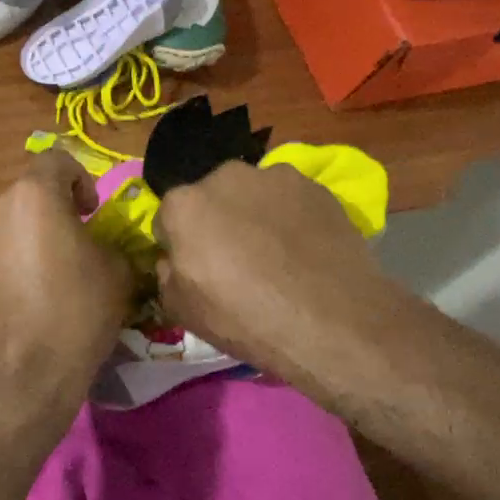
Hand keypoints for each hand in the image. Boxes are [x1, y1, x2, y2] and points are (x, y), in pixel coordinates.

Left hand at [0, 151, 133, 437]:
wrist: (23, 373)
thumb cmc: (77, 315)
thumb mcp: (117, 271)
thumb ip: (103, 238)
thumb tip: (90, 240)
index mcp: (33, 195)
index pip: (57, 160)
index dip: (79, 180)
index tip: (88, 212)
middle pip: (22, 196)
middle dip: (43, 214)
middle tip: (62, 250)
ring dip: (13, 239)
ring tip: (29, 277)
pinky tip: (3, 296)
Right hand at [154, 161, 405, 387]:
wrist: (334, 322)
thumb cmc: (245, 318)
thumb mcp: (181, 311)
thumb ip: (166, 273)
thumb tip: (173, 259)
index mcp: (183, 205)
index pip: (168, 220)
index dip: (179, 246)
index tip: (196, 270)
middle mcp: (224, 177)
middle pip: (210, 199)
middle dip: (216, 222)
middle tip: (236, 261)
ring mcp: (274, 177)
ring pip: (251, 195)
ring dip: (253, 216)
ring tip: (276, 256)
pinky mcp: (316, 187)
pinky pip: (289, 201)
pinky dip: (290, 218)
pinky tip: (304, 251)